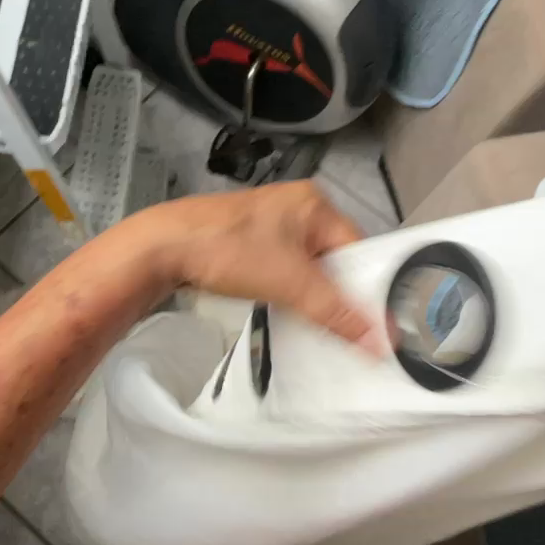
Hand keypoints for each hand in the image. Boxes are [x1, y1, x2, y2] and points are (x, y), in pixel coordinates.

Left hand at [114, 181, 389, 354]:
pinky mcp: (245, 239)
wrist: (162, 248)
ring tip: (314, 323)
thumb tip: (382, 342)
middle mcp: (295, 206)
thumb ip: (336, 313)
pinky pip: (281, 267)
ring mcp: (267, 222)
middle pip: (332, 258)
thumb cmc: (229, 252)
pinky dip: (285, 289)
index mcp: (314, 203)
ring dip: (309, 294)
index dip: (366, 286)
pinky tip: (283, 309)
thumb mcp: (290, 283)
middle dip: (336, 292)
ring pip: (305, 266)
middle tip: (344, 329)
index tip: (373, 322)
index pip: (357, 247)